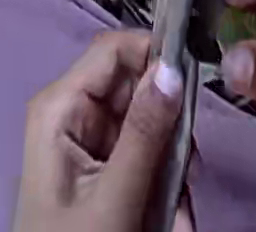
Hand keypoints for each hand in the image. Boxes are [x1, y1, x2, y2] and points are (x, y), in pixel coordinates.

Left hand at [14, 30, 185, 231]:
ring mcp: (87, 136)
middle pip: (133, 82)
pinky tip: (169, 206)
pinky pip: (143, 145)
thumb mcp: (113, 199)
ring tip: (177, 194)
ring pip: (145, 115)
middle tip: (188, 160)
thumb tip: (173, 68)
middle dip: (167, 116)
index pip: (112, 49)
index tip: (194, 80)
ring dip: (170, 150)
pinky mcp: (101, 161)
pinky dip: (163, 170)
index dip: (152, 52)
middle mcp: (72, 109)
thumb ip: (145, 133)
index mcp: (60, 105)